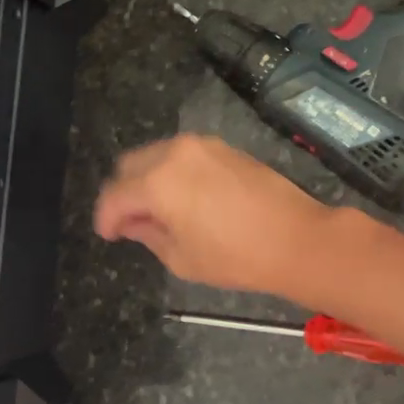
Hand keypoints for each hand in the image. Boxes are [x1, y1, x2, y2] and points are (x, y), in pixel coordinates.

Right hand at [93, 135, 339, 295]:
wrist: (297, 239)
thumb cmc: (236, 257)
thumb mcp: (181, 258)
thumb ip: (148, 234)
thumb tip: (134, 223)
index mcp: (157, 183)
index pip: (115, 196)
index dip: (105, 217)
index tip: (108, 234)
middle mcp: (173, 154)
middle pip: (129, 166)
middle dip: (123, 193)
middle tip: (130, 222)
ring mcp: (200, 146)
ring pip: (155, 156)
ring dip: (147, 180)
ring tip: (159, 211)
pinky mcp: (222, 147)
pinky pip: (181, 155)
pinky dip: (172, 173)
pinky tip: (185, 199)